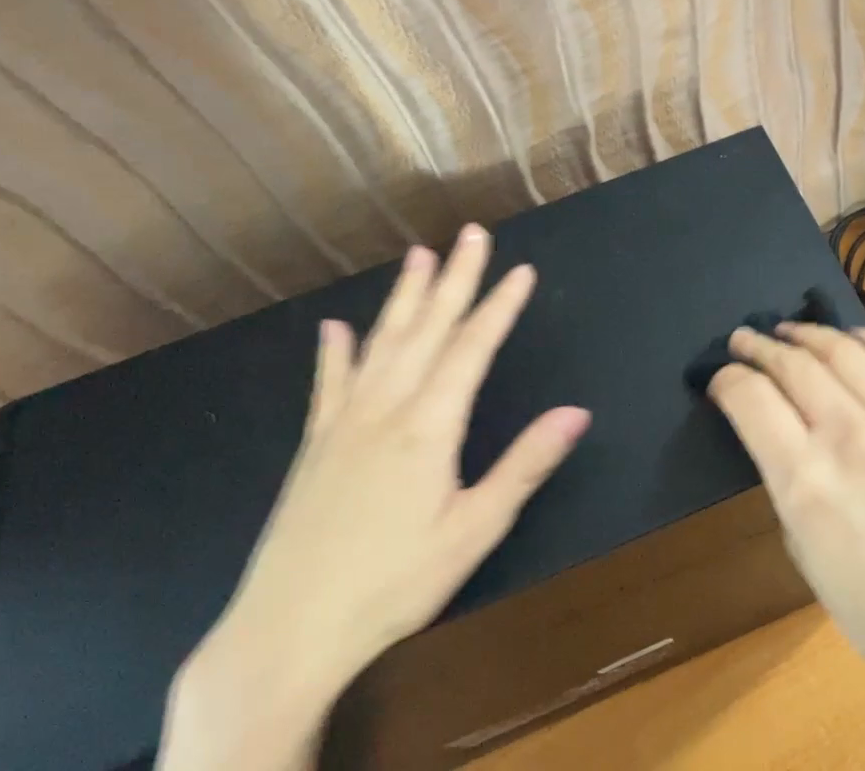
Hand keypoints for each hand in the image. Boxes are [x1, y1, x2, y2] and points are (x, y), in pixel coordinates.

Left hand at [160, 226, 589, 769]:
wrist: (288, 631)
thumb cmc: (395, 584)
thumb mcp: (475, 530)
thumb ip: (525, 465)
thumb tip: (576, 412)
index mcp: (429, 426)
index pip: (472, 349)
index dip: (499, 306)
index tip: (521, 269)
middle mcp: (385, 409)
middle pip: (426, 330)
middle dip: (453, 279)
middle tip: (470, 233)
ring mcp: (343, 424)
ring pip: (379, 344)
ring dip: (402, 298)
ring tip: (418, 257)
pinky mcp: (314, 447)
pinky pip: (328, 384)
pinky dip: (334, 352)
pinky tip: (334, 328)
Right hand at [706, 323, 864, 684]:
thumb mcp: (799, 543)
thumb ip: (785, 477)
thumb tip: (777, 429)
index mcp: (805, 480)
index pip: (751, 398)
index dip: (726, 379)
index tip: (720, 377)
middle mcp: (850, 436)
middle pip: (793, 365)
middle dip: (759, 347)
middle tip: (743, 340)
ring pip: (843, 349)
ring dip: (807, 333)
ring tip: (788, 330)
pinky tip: (847, 337)